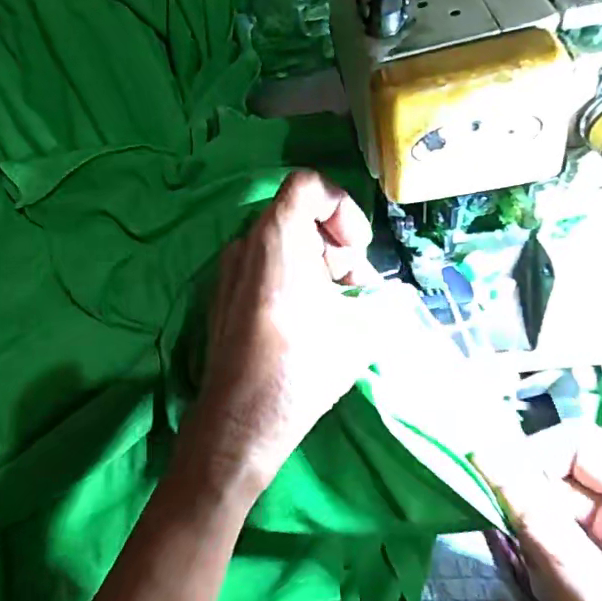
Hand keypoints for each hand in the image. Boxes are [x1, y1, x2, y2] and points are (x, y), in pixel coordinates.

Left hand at [187, 170, 379, 492]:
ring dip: (317, 268)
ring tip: (337, 312)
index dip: (342, 206)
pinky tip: (306, 323)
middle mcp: (246, 243)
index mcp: (276, 236)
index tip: (355, 248)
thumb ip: (379, 298)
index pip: (309, 185)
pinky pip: (264, 270)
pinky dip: (291, 282)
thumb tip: (375, 293)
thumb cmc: (302, 364)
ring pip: (283, 247)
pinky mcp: (222, 296)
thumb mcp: (363, 329)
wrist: (241, 415)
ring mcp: (228, 270)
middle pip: (299, 218)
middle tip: (354, 289)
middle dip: (336, 247)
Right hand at [481, 424, 601, 600]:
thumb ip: (538, 522)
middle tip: (524, 554)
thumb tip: (484, 457)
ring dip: (532, 535)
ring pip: (550, 499)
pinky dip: (539, 551)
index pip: (579, 444)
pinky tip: (552, 587)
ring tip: (545, 581)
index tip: (496, 497)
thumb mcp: (593, 597)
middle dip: (530, 509)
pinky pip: (555, 525)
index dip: (530, 461)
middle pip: (560, 470)